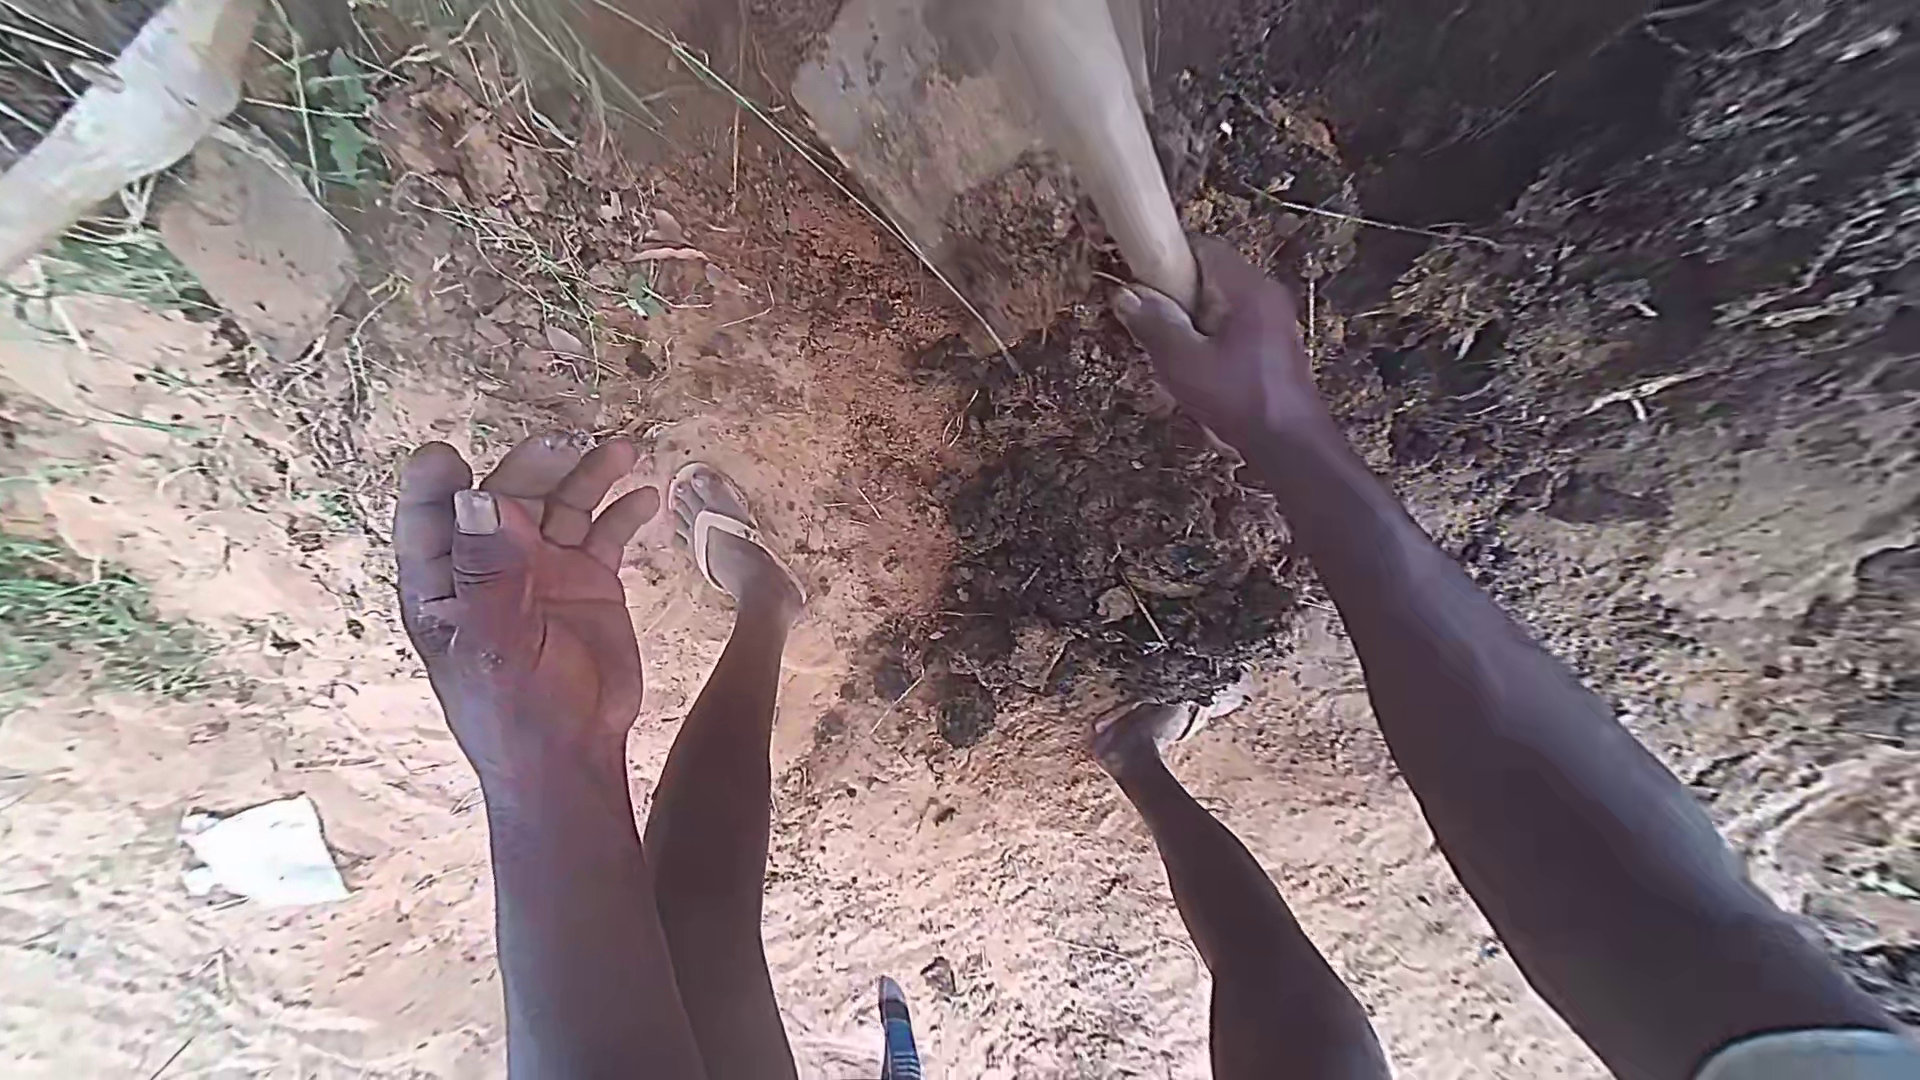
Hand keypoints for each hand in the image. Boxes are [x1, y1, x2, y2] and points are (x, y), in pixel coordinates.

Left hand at [394, 433, 660, 784]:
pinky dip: (626, 512)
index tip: (441, 455)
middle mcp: (498, 568)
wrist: (577, 745)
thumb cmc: (519, 710)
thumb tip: (481, 498)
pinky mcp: (593, 581)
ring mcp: (549, 572)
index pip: (431, 524)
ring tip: (620, 449)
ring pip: (566, 509)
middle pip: (512, 501)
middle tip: (568, 442)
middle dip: (535, 467)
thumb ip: (492, 574)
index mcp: (450, 587)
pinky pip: (608, 534)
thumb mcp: (498, 647)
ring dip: (591, 477)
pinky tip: (645, 495)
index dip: (433, 488)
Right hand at [1113, 235, 1333, 447]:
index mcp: (1246, 289)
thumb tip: (1124, 294)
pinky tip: (1195, 374)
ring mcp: (1271, 320)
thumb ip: (1154, 325)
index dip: (1166, 261)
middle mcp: (1264, 295)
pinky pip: (1229, 328)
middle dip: (1175, 301)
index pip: (1202, 248)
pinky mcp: (1271, 345)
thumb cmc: (1236, 398)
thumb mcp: (1183, 363)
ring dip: (1188, 326)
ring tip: (1173, 359)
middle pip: (1208, 278)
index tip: (1140, 287)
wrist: (1287, 442)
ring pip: (1216, 306)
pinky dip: (1205, 342)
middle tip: (1153, 332)